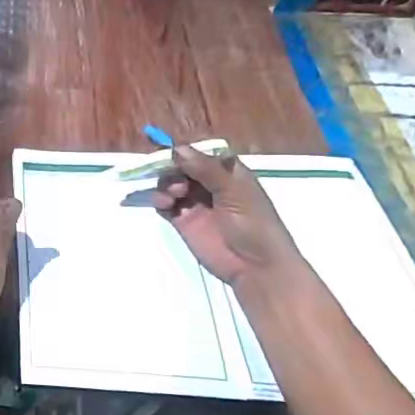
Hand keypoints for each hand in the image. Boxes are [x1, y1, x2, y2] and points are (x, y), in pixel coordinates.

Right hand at [152, 145, 302, 287]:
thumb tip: (176, 149)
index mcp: (229, 173)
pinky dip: (159, 201)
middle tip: (174, 182)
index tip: (167, 150)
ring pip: (170, 184)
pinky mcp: (182, 220)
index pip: (202, 154)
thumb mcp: (234, 192)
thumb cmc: (254, 225)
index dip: (185, 151)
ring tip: (171, 197)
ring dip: (165, 185)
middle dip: (172, 170)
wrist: (255, 266)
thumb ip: (206, 169)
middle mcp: (210, 185)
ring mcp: (195, 203)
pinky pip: (164, 204)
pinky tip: (163, 204)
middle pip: (181, 167)